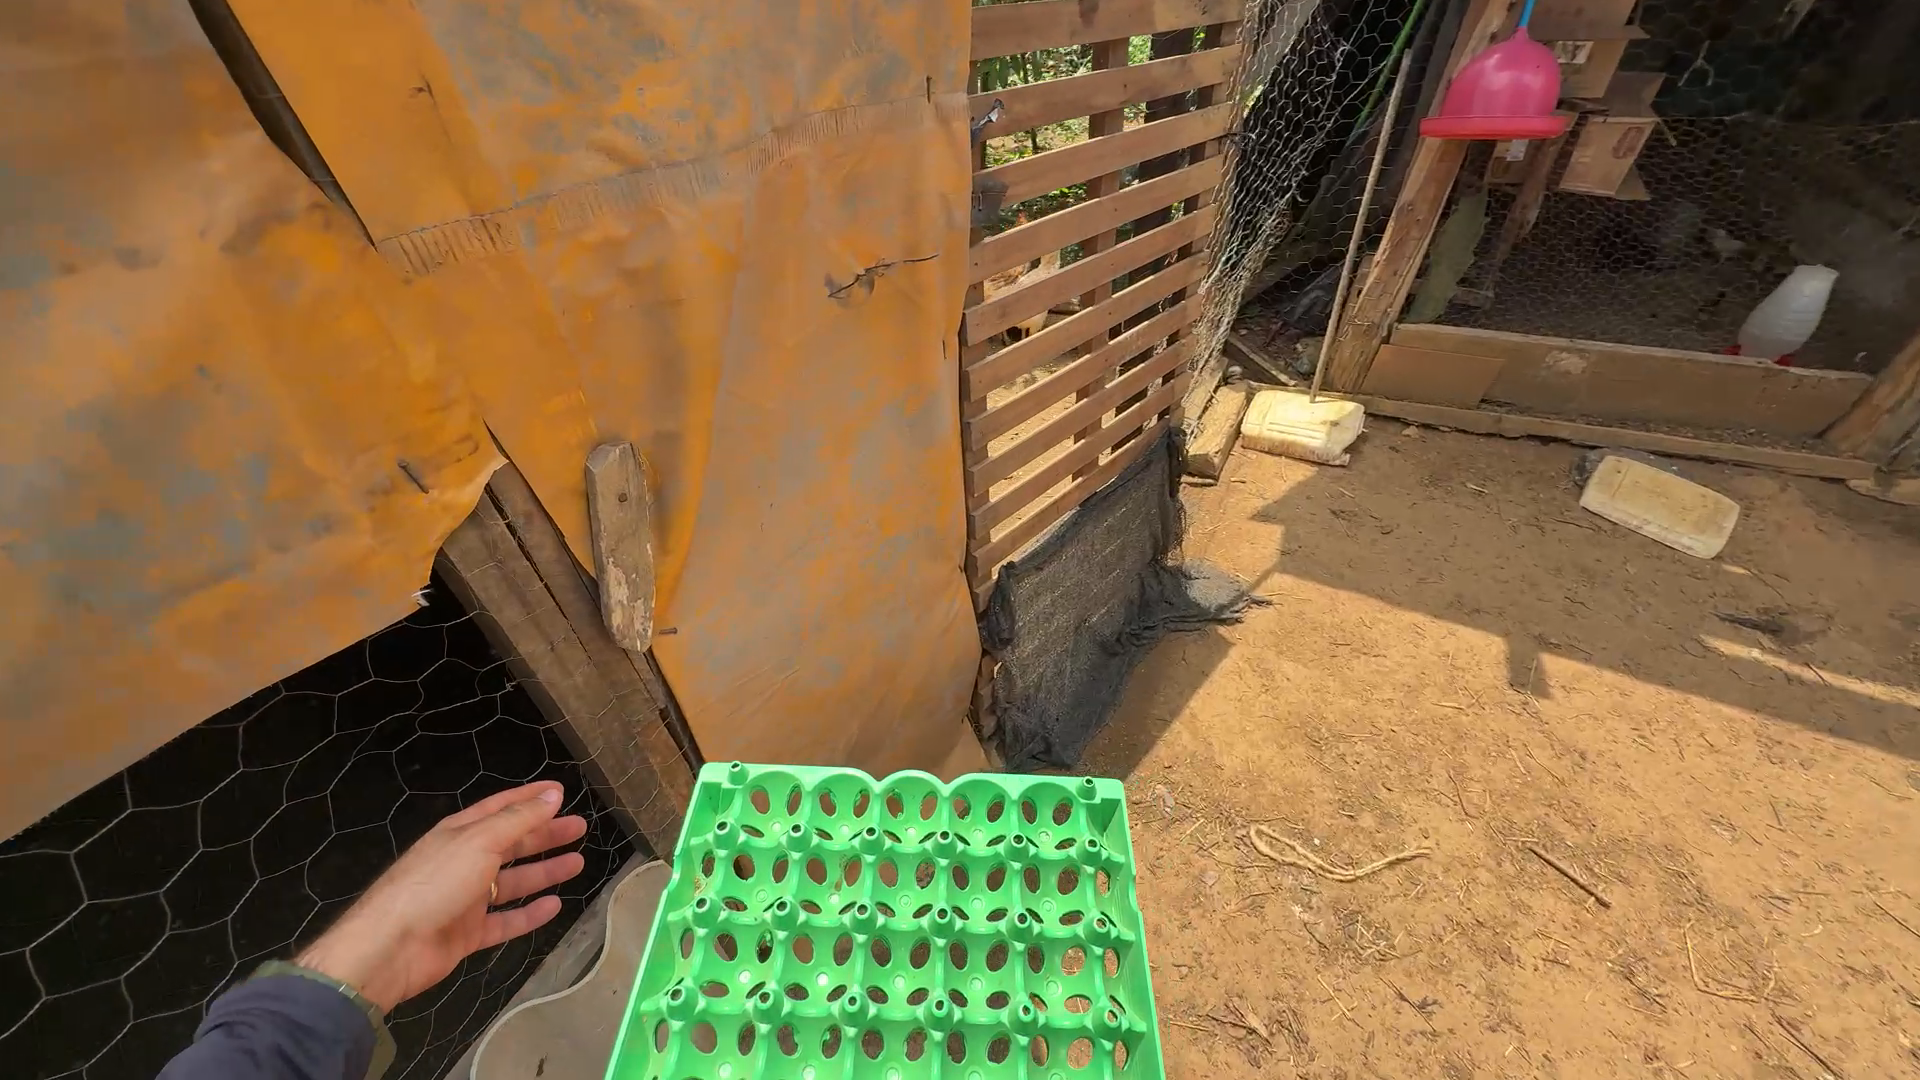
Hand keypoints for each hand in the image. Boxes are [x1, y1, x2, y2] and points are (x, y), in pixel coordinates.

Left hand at [296, 781, 587, 1011]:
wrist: (387, 951)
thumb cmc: (435, 884)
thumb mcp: (480, 841)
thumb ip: (520, 818)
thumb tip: (554, 793)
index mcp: (462, 834)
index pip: (502, 808)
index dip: (531, 798)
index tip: (560, 791)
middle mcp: (465, 862)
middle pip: (512, 844)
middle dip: (546, 835)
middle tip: (579, 829)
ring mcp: (465, 900)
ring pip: (513, 882)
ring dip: (544, 872)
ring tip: (577, 864)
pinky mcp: (466, 934)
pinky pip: (504, 922)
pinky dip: (529, 915)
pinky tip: (554, 906)